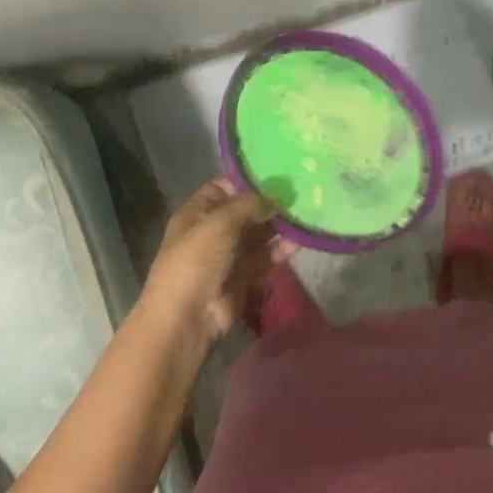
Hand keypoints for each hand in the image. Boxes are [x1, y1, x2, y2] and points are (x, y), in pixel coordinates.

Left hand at [142, 179, 292, 343]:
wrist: (188, 316)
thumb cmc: (196, 261)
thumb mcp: (218, 223)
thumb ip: (248, 205)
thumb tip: (273, 199)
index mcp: (197, 213)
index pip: (223, 187)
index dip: (247, 181)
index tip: (277, 176)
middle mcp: (213, 230)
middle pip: (245, 210)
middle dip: (269, 203)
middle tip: (300, 194)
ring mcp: (229, 254)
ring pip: (258, 234)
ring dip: (279, 226)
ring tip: (304, 215)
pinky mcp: (244, 275)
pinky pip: (266, 257)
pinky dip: (281, 250)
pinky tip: (299, 242)